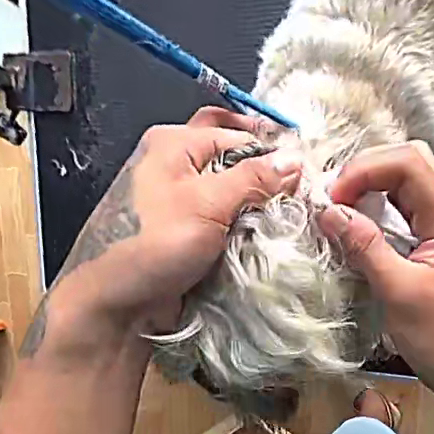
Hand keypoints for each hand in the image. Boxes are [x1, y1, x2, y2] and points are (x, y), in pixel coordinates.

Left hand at [23, 107, 300, 359]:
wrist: (127, 300)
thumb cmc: (159, 243)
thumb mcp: (209, 202)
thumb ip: (254, 178)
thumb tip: (295, 160)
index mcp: (175, 144)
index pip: (236, 134)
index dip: (271, 151)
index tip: (305, 174)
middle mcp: (178, 166)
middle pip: (234, 161)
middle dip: (265, 178)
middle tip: (296, 195)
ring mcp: (183, 201)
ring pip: (233, 194)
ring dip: (258, 206)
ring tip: (289, 218)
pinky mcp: (190, 232)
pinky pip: (226, 222)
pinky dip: (246, 228)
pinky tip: (267, 237)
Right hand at [319, 142, 433, 403]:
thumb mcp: (398, 292)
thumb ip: (365, 247)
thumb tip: (329, 212)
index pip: (408, 163)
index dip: (365, 170)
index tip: (333, 198)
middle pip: (405, 165)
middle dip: (364, 174)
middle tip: (331, 202)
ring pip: (400, 189)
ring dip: (366, 194)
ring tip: (335, 214)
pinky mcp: (428, 247)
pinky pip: (398, 216)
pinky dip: (372, 217)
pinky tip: (352, 232)